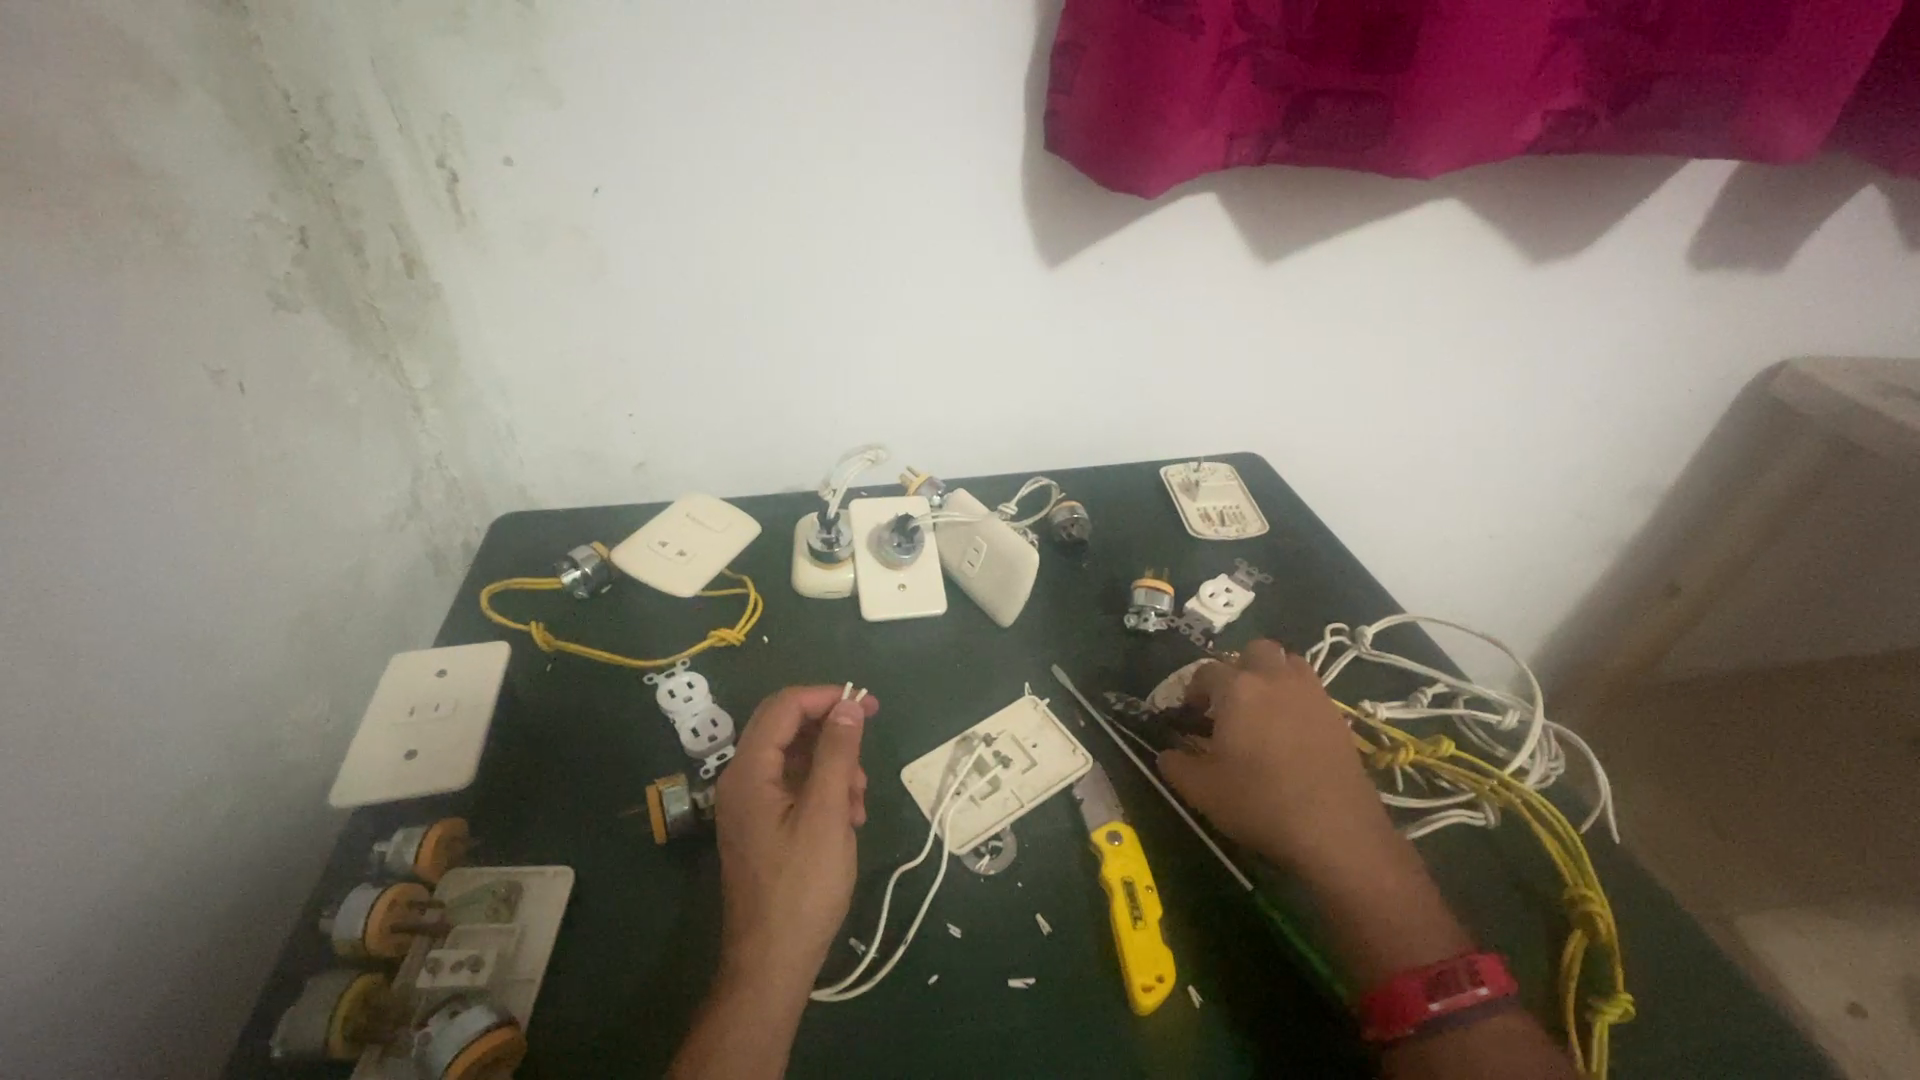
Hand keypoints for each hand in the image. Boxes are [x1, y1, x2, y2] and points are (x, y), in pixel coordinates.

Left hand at [712, 686, 879, 994]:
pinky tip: (849, 818)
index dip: (826, 697)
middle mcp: (741, 780)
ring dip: (833, 768)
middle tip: (867, 751)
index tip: (868, 706)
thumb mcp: (826, 813)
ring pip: (795, 760)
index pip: (783, 707)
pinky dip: (823, 792)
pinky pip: (793, 789)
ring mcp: (749, 805)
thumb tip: (848, 705)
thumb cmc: (801, 886)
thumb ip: (836, 754)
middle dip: (832, 735)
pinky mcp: (762, 826)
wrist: (772, 961)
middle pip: (787, 730)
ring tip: (860, 800)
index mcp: (748, 772)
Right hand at [1157, 641, 1397, 872]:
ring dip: (1273, 676)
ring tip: (1264, 710)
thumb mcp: (1201, 790)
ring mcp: (1312, 695)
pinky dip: (1297, 699)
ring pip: (1290, 663)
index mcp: (1238, 690)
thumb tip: (1167, 753)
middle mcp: (1276, 680)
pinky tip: (1291, 733)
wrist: (1334, 830)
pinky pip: (1312, 691)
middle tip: (1230, 702)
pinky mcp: (1338, 717)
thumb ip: (1176, 765)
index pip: (1207, 671)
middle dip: (1240, 667)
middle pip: (1256, 650)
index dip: (1194, 689)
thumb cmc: (1259, 802)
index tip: (1190, 714)